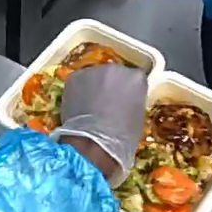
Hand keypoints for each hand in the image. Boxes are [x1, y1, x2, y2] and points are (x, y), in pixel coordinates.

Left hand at [52, 63, 146, 182]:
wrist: (93, 143)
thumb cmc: (122, 137)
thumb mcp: (138, 117)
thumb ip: (132, 101)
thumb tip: (125, 100)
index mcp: (136, 78)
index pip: (135, 78)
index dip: (129, 89)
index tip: (126, 99)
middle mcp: (116, 68)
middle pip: (114, 73)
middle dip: (111, 85)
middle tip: (106, 102)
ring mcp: (93, 70)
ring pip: (95, 76)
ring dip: (94, 87)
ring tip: (89, 106)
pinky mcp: (74, 76)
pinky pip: (79, 81)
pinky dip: (78, 91)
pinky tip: (78, 106)